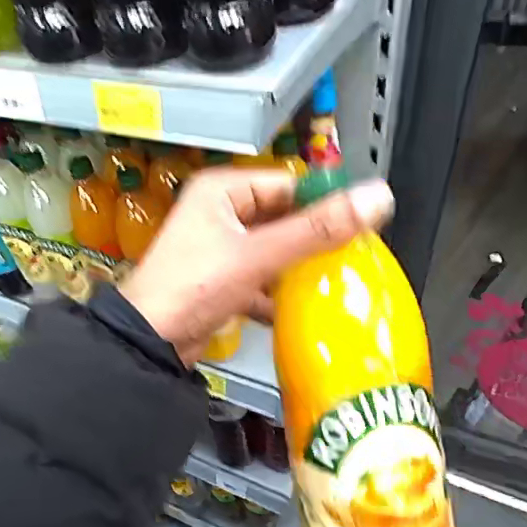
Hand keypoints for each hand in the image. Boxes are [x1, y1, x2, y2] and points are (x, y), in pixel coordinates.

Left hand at [118, 167, 392, 364]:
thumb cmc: (189, 290)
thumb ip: (318, 229)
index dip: (323, 202)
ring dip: (295, 269)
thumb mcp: (259, 254)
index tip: (357, 223)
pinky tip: (295, 309)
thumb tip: (375, 198)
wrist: (150, 342)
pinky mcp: (218, 283)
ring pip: (271, 251)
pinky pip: (258, 280)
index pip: (288, 184)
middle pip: (282, 219)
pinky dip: (275, 294)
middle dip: (312, 240)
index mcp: (222, 191)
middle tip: (348, 256)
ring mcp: (217, 250)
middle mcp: (218, 215)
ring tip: (330, 283)